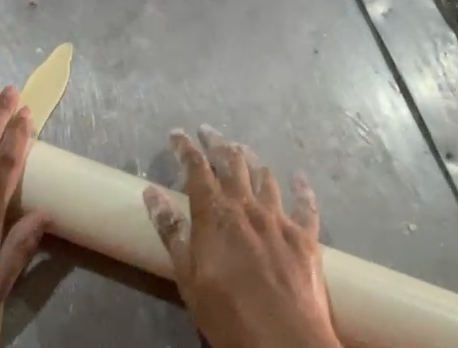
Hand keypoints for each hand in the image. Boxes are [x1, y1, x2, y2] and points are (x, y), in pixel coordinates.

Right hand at [143, 126, 343, 347]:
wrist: (284, 342)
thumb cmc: (227, 312)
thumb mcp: (187, 275)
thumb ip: (171, 231)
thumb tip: (151, 193)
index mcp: (215, 212)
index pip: (197, 167)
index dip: (185, 147)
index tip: (176, 134)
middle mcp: (247, 206)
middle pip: (232, 162)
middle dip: (218, 143)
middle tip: (208, 131)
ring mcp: (279, 220)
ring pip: (265, 178)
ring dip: (252, 160)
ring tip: (243, 150)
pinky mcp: (306, 239)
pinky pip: (305, 206)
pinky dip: (302, 190)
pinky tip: (300, 179)